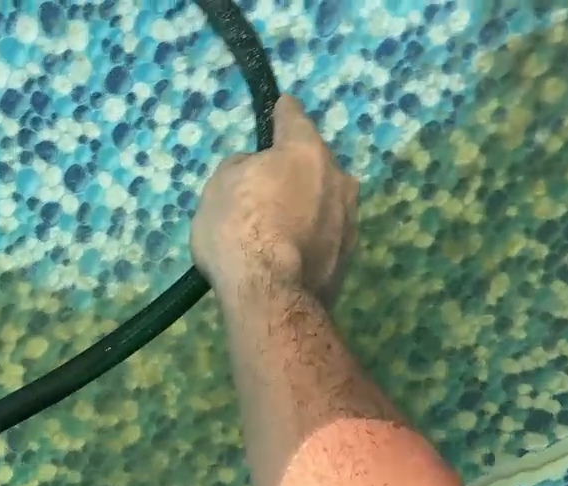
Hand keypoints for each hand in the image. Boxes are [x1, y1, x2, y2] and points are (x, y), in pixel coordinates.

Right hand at [191, 96, 358, 306]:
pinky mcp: (348, 259)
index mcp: (305, 150)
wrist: (270, 295)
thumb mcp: (218, 188)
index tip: (281, 108)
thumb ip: (239, 169)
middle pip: (316, 165)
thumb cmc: (238, 231)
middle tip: (273, 191)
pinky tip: (292, 258)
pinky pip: (326, 239)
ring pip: (326, 203)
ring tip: (284, 231)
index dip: (282, 114)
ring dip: (309, 209)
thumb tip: (252, 170)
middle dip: (297, 173)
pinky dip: (311, 242)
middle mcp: (337, 178)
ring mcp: (349, 220)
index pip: (293, 119)